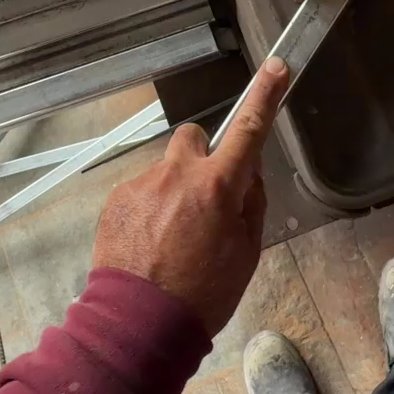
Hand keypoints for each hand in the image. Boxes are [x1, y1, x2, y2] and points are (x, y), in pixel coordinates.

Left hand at [91, 57, 289, 333]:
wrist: (137, 327)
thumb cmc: (203, 294)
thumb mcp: (246, 252)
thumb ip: (250, 203)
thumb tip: (246, 172)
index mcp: (217, 187)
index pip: (249, 129)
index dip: (265, 95)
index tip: (277, 66)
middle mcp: (177, 173)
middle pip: (194, 138)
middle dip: (201, 158)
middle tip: (202, 198)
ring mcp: (142, 183)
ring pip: (166, 169)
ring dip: (172, 190)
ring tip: (169, 238)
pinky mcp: (116, 197)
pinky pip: (141, 189)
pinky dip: (149, 207)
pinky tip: (147, 244)